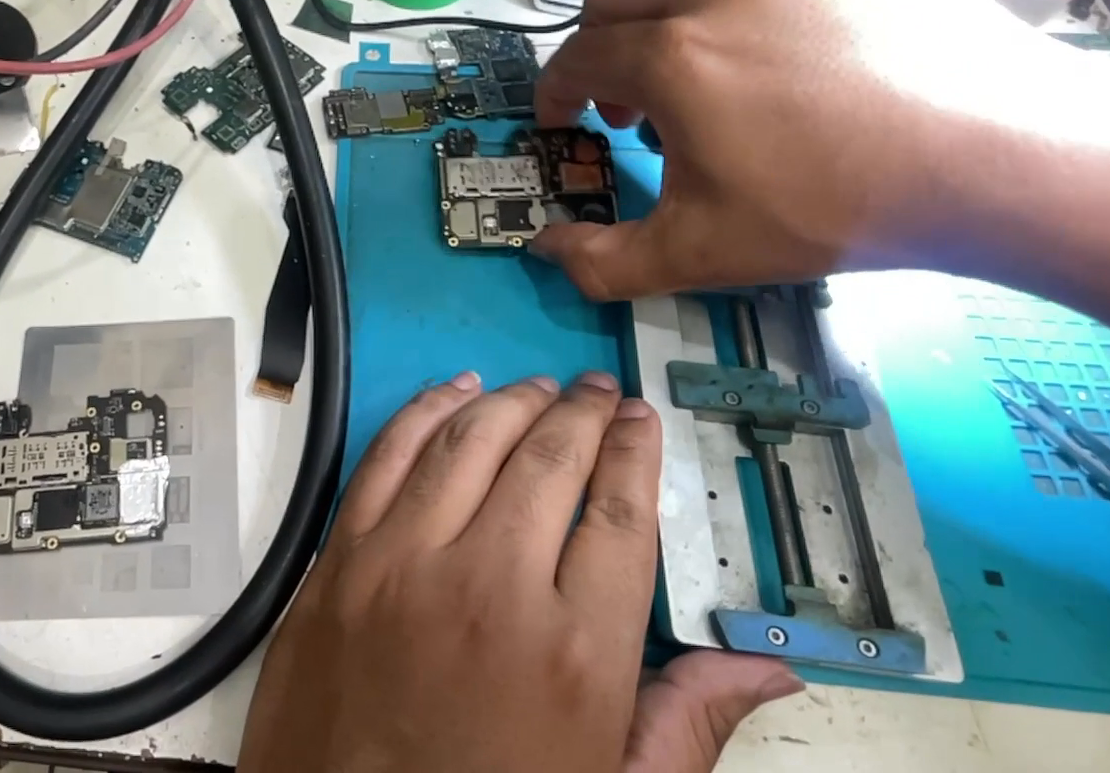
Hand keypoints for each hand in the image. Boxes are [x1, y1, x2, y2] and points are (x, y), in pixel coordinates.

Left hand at [236, 371, 800, 772]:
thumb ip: (685, 723)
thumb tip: (770, 666)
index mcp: (573, 651)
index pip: (619, 514)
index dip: (634, 454)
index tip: (640, 418)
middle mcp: (490, 582)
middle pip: (547, 461)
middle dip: (581, 414)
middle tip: (596, 391)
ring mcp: (403, 559)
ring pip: (468, 442)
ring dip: (509, 402)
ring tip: (538, 386)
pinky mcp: (340, 554)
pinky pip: (385, 456)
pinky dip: (423, 411)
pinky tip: (453, 391)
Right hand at [528, 0, 1066, 300]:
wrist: (1006, 164)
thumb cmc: (831, 209)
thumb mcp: (697, 254)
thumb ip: (599, 263)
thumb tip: (540, 248)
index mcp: (669, 56)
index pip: (575, 57)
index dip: (555, 92)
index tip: (562, 119)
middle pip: (614, 0)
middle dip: (600, 52)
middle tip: (629, 105)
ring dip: (670, 25)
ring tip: (714, 77)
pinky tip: (781, 45)